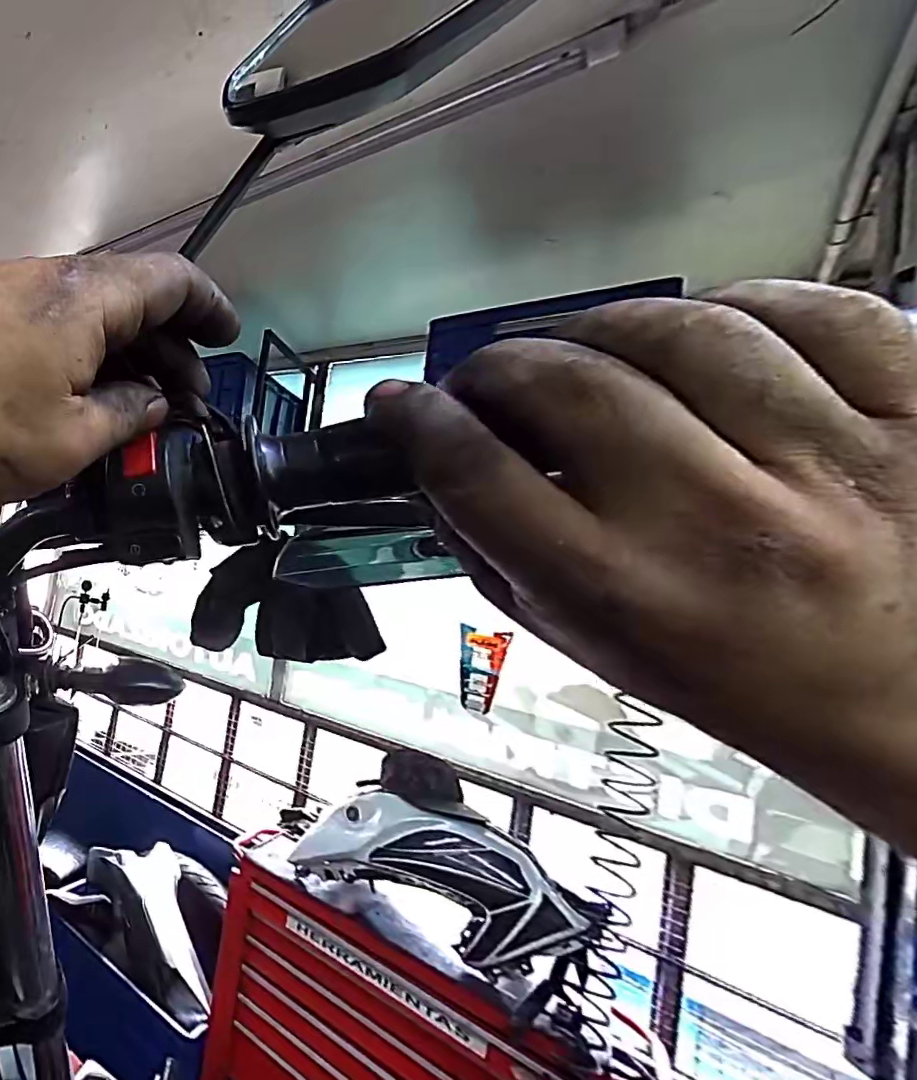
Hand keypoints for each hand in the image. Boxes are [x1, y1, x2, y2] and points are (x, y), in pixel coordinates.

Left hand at [0, 254, 239, 507]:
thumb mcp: (66, 443)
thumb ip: (124, 416)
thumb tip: (152, 402)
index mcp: (82, 299)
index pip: (170, 280)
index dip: (207, 307)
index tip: (224, 334)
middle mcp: (42, 277)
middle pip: (125, 297)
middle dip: (162, 346)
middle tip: (176, 396)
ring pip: (79, 312)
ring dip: (112, 351)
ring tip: (124, 401)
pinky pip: (37, 322)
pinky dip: (68, 351)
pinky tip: (65, 391)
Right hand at [365, 282, 916, 825]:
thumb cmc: (720, 674)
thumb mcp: (569, 631)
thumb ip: (492, 550)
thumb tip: (439, 469)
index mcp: (608, 582)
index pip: (474, 470)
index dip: (416, 422)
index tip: (395, 403)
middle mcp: (708, 518)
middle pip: (565, 386)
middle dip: (496, 365)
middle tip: (482, 377)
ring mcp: (834, 460)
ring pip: (681, 332)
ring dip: (598, 326)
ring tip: (580, 346)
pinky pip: (818, 312)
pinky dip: (733, 305)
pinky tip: (700, 330)